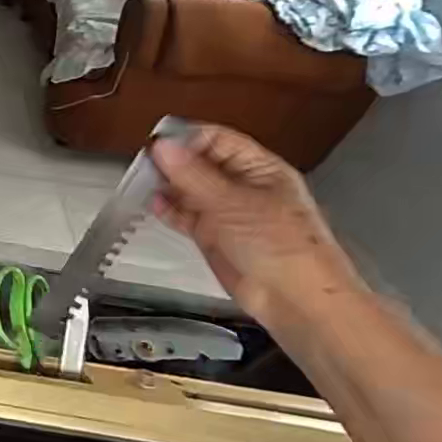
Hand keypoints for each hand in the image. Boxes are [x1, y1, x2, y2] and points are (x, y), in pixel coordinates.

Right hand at [150, 125, 358, 320]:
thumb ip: (194, 175)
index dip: (187, 139)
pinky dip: (170, 210)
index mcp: (259, 169)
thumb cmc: (287, 250)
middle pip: (201, 164)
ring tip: (145, 182)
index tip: (159, 142)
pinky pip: (187, 216)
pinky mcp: (216, 237)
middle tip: (147, 162)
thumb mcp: (233, 203)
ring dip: (169, 185)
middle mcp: (244, 187)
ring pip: (191, 190)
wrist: (296, 302)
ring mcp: (229, 213)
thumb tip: (165, 148)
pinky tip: (156, 204)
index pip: (217, 140)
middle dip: (174, 162)